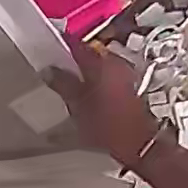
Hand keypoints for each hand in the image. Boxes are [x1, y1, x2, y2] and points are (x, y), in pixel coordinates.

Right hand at [45, 42, 159, 167]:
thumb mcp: (77, 105)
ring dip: (85, 70)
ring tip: (71, 84)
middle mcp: (116, 63)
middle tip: (56, 68)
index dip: (60, 44)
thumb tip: (50, 71)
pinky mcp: (131, 86)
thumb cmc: (110, 126)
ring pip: (100, 65)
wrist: (139, 144)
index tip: (48, 48)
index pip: (76, 44)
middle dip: (73, 59)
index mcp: (100, 63)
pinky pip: (109, 76)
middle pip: (89, 53)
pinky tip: (88, 94)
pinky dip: (97, 80)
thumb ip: (62, 84)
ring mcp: (126, 74)